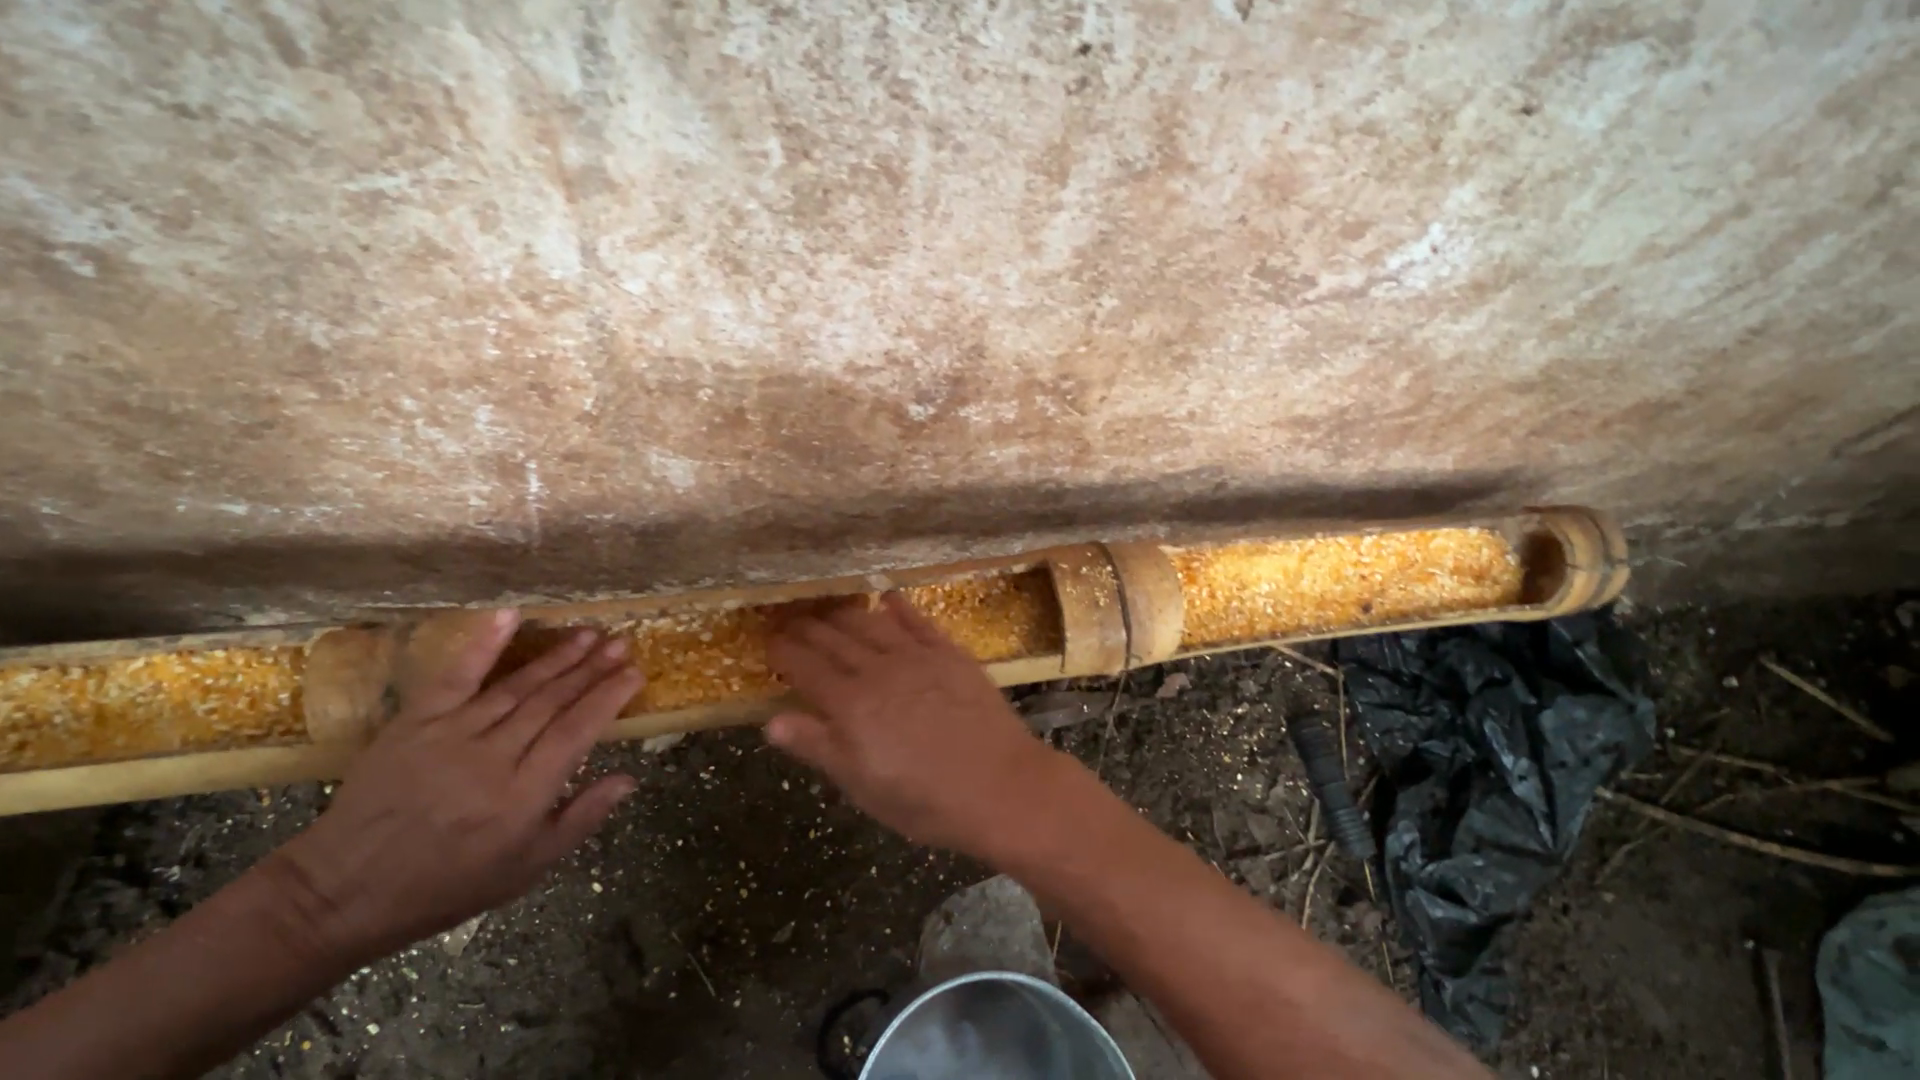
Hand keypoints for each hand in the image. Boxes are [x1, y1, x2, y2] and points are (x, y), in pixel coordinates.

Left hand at [260, 611, 643, 957]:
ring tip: (588, 634)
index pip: (578, 731)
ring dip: (557, 656)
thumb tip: (628, 779)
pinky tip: (510, 615)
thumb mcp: (526, 869)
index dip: (609, 697)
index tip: (635, 673)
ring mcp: (451, 735)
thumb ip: (580, 820)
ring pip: (517, 686)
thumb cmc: (447, 886)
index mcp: (523, 797)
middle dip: (592, 669)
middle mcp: (493, 758)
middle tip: (621, 643)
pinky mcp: (415, 723)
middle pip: (553, 701)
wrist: (345, 891)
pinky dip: (483, 644)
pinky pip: (455, 676)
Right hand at [763, 593, 1063, 857]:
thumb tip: (771, 721)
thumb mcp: (862, 786)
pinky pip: (919, 621)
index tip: (767, 641)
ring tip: (827, 610)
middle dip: (805, 628)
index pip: (805, 667)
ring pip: (870, 623)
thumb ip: (818, 747)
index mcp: (851, 704)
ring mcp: (918, 657)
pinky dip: (899, 607)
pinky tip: (888, 598)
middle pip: (833, 638)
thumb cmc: (926, 800)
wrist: (1002, 787)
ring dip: (843, 613)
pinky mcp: (952, 654)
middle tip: (788, 619)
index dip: (782, 652)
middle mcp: (879, 670)